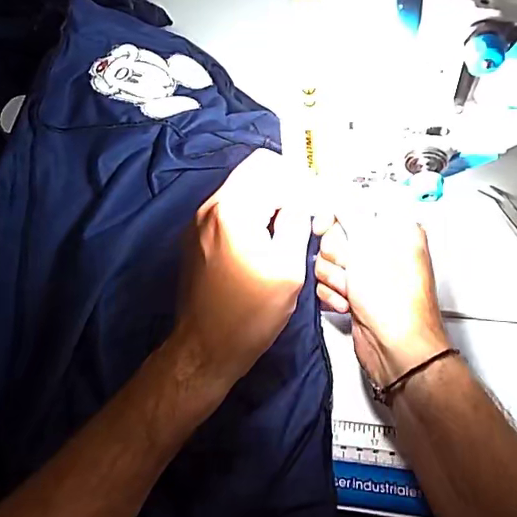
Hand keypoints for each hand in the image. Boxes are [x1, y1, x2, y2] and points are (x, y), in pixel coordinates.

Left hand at [170, 149, 316, 389]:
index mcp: (232, 211)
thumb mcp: (287, 270)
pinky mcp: (198, 236)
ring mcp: (200, 222)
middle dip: (286, 184)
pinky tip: (270, 236)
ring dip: (270, 198)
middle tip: (309, 206)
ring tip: (293, 222)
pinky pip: (231, 209)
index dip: (300, 179)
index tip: (317, 198)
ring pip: (243, 188)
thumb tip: (302, 202)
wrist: (204, 349)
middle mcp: (211, 209)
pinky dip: (254, 212)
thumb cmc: (245, 317)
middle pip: (254, 171)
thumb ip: (296, 225)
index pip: (270, 168)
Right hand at [315, 205, 451, 388]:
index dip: (334, 211)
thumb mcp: (368, 246)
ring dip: (333, 276)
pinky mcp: (354, 292)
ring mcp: (368, 271)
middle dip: (336, 252)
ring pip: (327, 258)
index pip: (354, 201)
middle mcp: (382, 246)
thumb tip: (336, 196)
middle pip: (335, 231)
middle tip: (350, 267)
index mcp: (395, 226)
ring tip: (352, 291)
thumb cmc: (395, 302)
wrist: (397, 351)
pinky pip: (327, 282)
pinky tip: (348, 304)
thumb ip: (348, 214)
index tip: (324, 223)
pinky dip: (332, 294)